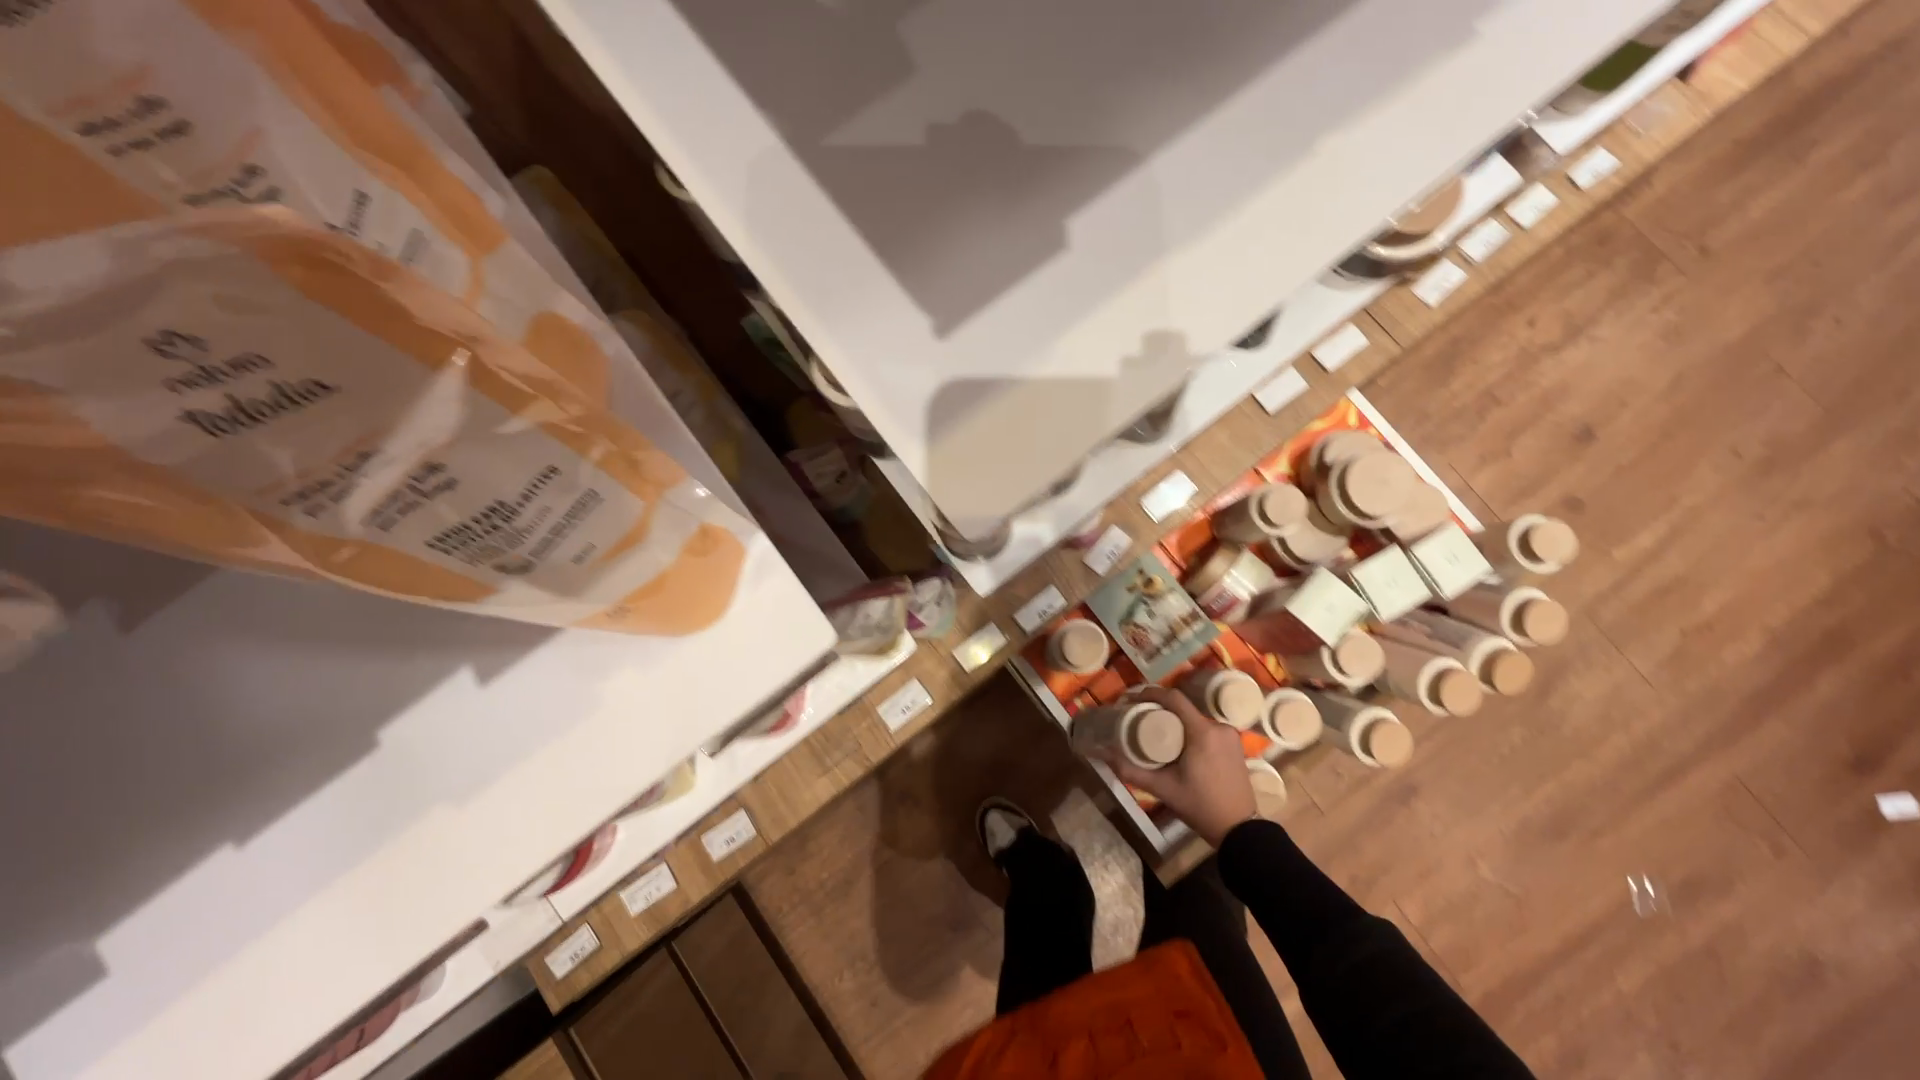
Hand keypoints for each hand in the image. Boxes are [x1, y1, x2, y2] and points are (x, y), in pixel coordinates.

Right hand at [1093, 685, 1258, 847]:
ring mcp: (1230, 735)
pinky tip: (1179, 744)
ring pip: (1196, 718)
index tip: (1132, 701)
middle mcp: (1219, 727)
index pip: (1174, 698)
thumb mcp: (1161, 788)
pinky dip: (1191, 731)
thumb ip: (1130, 770)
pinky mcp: (1235, 744)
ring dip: (1177, 721)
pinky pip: (1207, 729)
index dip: (1150, 694)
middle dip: (1160, 710)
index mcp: (1202, 732)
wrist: (1238, 828)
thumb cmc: (1199, 806)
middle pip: (1184, 708)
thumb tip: (1101, 753)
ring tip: (1157, 733)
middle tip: (1140, 720)